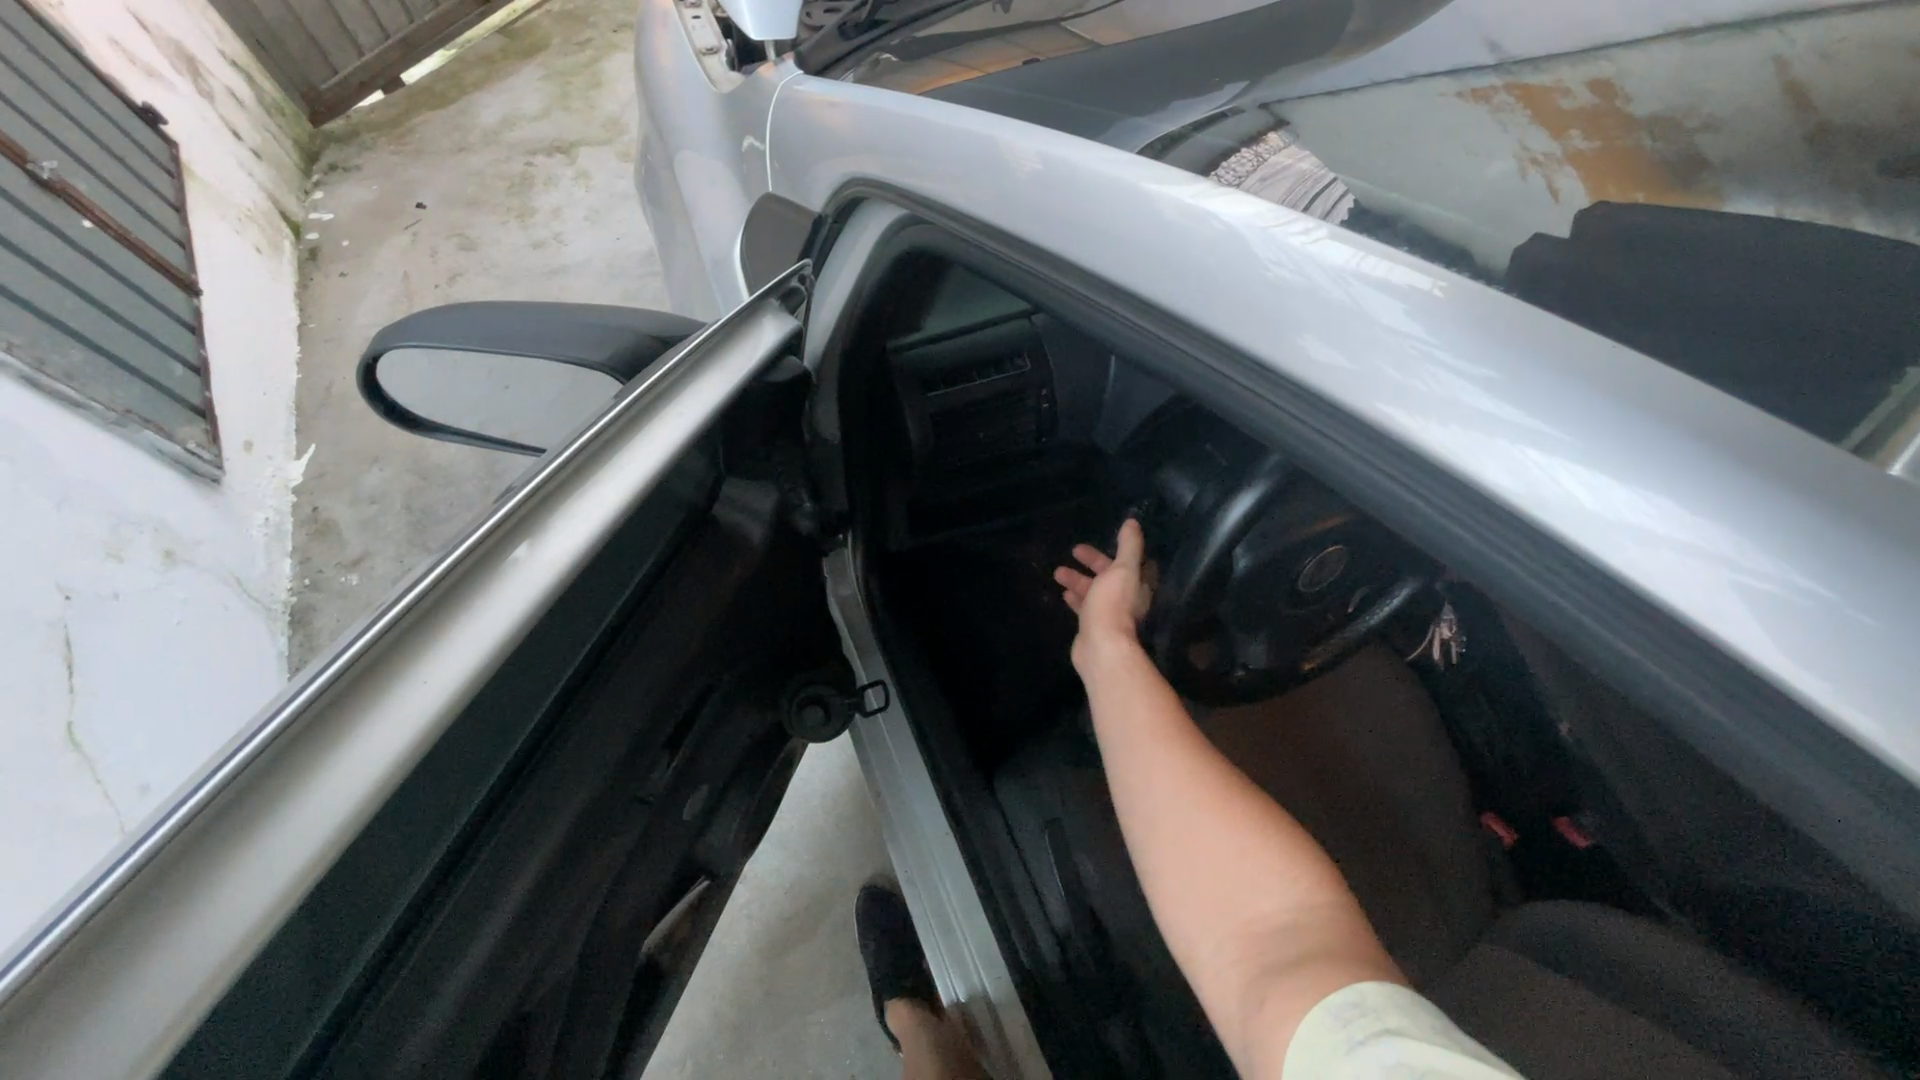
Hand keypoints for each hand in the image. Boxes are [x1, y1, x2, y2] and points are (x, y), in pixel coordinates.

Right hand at [1055, 519, 1152, 673]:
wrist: (1101, 646)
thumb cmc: (1113, 604)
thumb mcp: (1122, 569)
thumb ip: (1129, 546)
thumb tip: (1133, 522)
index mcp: (1137, 584)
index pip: (1131, 562)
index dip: (1119, 549)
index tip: (1106, 538)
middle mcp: (1126, 599)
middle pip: (1109, 575)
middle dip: (1092, 562)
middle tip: (1074, 550)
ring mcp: (1109, 614)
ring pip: (1094, 591)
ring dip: (1078, 579)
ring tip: (1058, 572)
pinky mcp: (1094, 627)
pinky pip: (1085, 608)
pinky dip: (1076, 598)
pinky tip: (1063, 593)